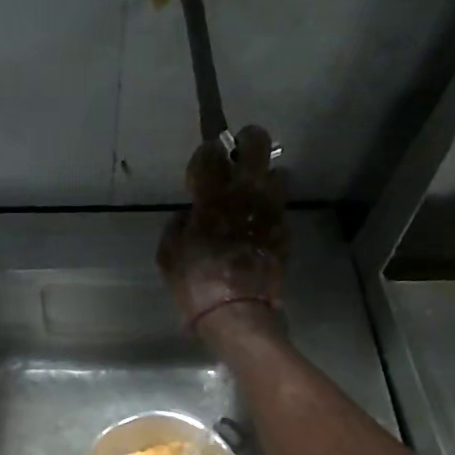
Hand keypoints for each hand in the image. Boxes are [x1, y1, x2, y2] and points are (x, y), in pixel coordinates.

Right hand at [156, 125, 288, 335]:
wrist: (238, 312)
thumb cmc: (196, 284)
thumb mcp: (168, 254)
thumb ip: (177, 226)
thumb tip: (189, 215)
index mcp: (213, 196)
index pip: (210, 152)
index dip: (202, 157)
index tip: (196, 178)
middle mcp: (246, 193)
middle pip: (256, 142)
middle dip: (245, 143)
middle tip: (234, 163)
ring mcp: (271, 210)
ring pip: (278, 172)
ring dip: (264, 180)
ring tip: (251, 199)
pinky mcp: (285, 230)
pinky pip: (280, 207)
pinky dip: (269, 211)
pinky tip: (257, 228)